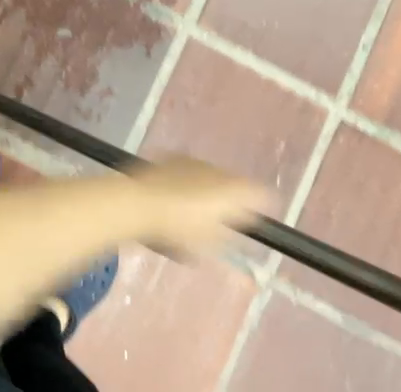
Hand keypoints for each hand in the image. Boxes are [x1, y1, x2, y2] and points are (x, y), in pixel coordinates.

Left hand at [130, 159, 272, 256]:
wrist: (138, 201)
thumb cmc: (178, 227)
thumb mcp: (210, 243)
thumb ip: (232, 238)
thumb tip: (240, 235)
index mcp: (234, 190)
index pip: (261, 194)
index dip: (262, 207)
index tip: (256, 222)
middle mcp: (219, 170)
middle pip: (235, 185)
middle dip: (232, 202)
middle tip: (222, 224)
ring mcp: (195, 161)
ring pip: (211, 178)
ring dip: (208, 193)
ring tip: (194, 216)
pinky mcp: (174, 158)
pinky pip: (190, 173)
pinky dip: (189, 185)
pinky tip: (175, 202)